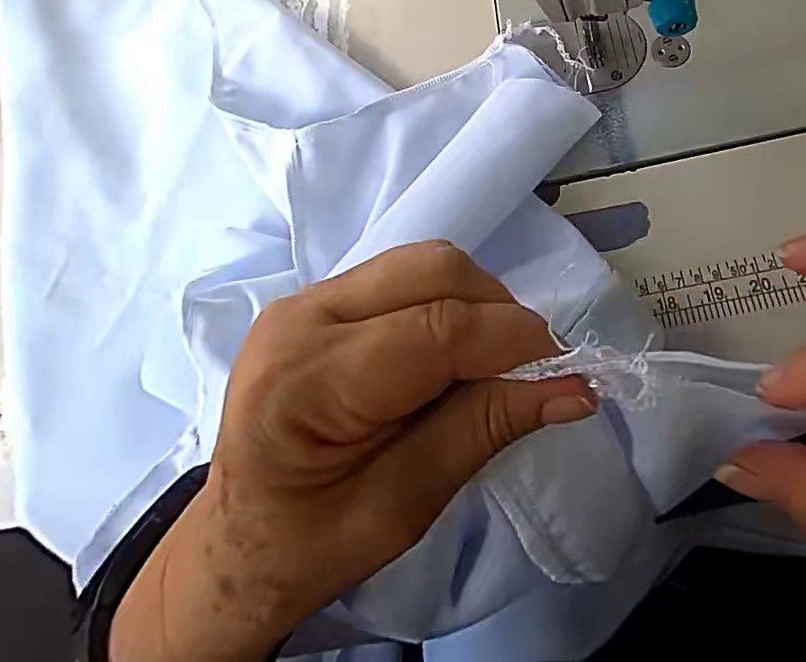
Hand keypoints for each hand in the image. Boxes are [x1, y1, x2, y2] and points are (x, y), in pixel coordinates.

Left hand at [111, 241, 595, 661]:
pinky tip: (444, 348)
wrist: (235, 537)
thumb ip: (482, 429)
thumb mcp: (404, 505)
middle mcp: (301, 316)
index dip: (512, 339)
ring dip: (470, 298)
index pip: (435, 329)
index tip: (563, 367)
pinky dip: (439, 299)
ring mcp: (302, 299)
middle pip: (428, 269)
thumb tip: (570, 390)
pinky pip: (395, 275)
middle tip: (524, 367)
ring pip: (415, 262)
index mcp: (310, 380)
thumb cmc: (310, 543)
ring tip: (486, 359)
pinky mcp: (311, 298)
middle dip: (495, 308)